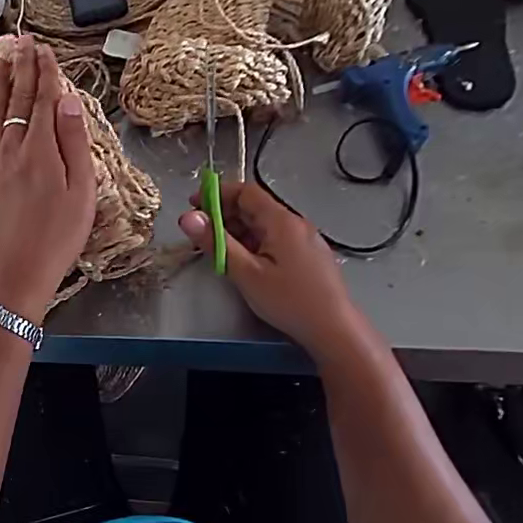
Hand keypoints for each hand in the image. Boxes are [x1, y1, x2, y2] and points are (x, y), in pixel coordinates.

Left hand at [0, 36, 95, 322]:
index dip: (45, 72)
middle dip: (21, 68)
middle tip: (22, 42)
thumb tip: (68, 101)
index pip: (44, 100)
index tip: (44, 49)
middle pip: (17, 101)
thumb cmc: (60, 234)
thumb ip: (74, 143)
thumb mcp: (82, 190)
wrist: (21, 268)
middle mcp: (13, 150)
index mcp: (42, 151)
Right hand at [178, 181, 364, 352]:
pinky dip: (253, 242)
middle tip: (200, 232)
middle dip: (224, 214)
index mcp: (282, 221)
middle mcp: (295, 223)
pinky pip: (274, 238)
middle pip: (254, 207)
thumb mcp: (246, 273)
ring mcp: (304, 239)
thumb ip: (216, 243)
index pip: (246, 192)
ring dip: (237, 230)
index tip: (193, 205)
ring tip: (216, 249)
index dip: (217, 193)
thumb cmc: (289, 301)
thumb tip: (188, 218)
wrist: (334, 330)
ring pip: (264, 224)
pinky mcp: (307, 256)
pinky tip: (242, 261)